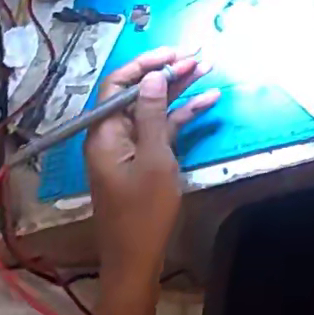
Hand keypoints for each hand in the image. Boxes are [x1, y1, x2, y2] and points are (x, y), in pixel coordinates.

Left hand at [83, 47, 219, 284]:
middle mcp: (113, 133)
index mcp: (104, 131)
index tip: (173, 53)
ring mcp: (129, 146)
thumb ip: (152, 114)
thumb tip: (153, 76)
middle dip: (167, 72)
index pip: (119, 83)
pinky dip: (182, 115)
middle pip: (138, 91)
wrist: (137, 261)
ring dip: (179, 90)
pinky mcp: (143, 158)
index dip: (145, 64)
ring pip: (153, 107)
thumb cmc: (143, 213)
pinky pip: (161, 127)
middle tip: (196, 56)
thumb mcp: (154, 160)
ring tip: (207, 69)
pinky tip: (208, 101)